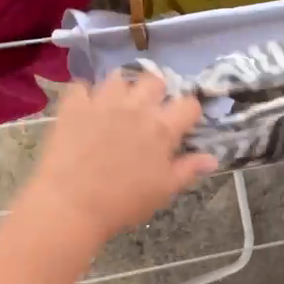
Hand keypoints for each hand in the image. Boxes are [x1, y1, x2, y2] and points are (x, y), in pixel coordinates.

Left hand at [23, 73, 217, 238]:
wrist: (70, 205)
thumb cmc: (122, 203)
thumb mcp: (163, 191)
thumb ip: (188, 169)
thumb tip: (212, 158)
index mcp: (162, 128)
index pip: (189, 104)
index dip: (189, 112)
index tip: (183, 124)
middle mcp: (137, 107)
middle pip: (155, 81)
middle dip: (156, 93)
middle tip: (148, 112)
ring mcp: (104, 102)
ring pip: (119, 78)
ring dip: (121, 89)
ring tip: (116, 106)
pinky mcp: (74, 106)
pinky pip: (81, 86)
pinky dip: (84, 94)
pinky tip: (85, 108)